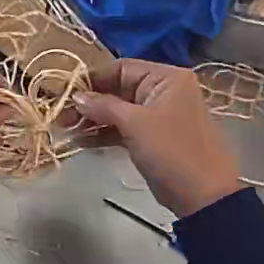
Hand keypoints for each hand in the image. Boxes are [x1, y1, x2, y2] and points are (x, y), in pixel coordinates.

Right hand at [72, 59, 241, 217]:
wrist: (202, 195)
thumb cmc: (172, 151)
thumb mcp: (136, 124)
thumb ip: (103, 106)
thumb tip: (76, 97)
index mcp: (167, 78)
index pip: (122, 68)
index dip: (92, 79)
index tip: (64, 92)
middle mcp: (163, 91)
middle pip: (119, 89)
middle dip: (90, 102)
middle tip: (60, 116)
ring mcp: (158, 116)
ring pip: (119, 111)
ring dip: (94, 120)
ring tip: (66, 130)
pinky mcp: (153, 139)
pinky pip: (124, 130)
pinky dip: (105, 134)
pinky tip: (82, 141)